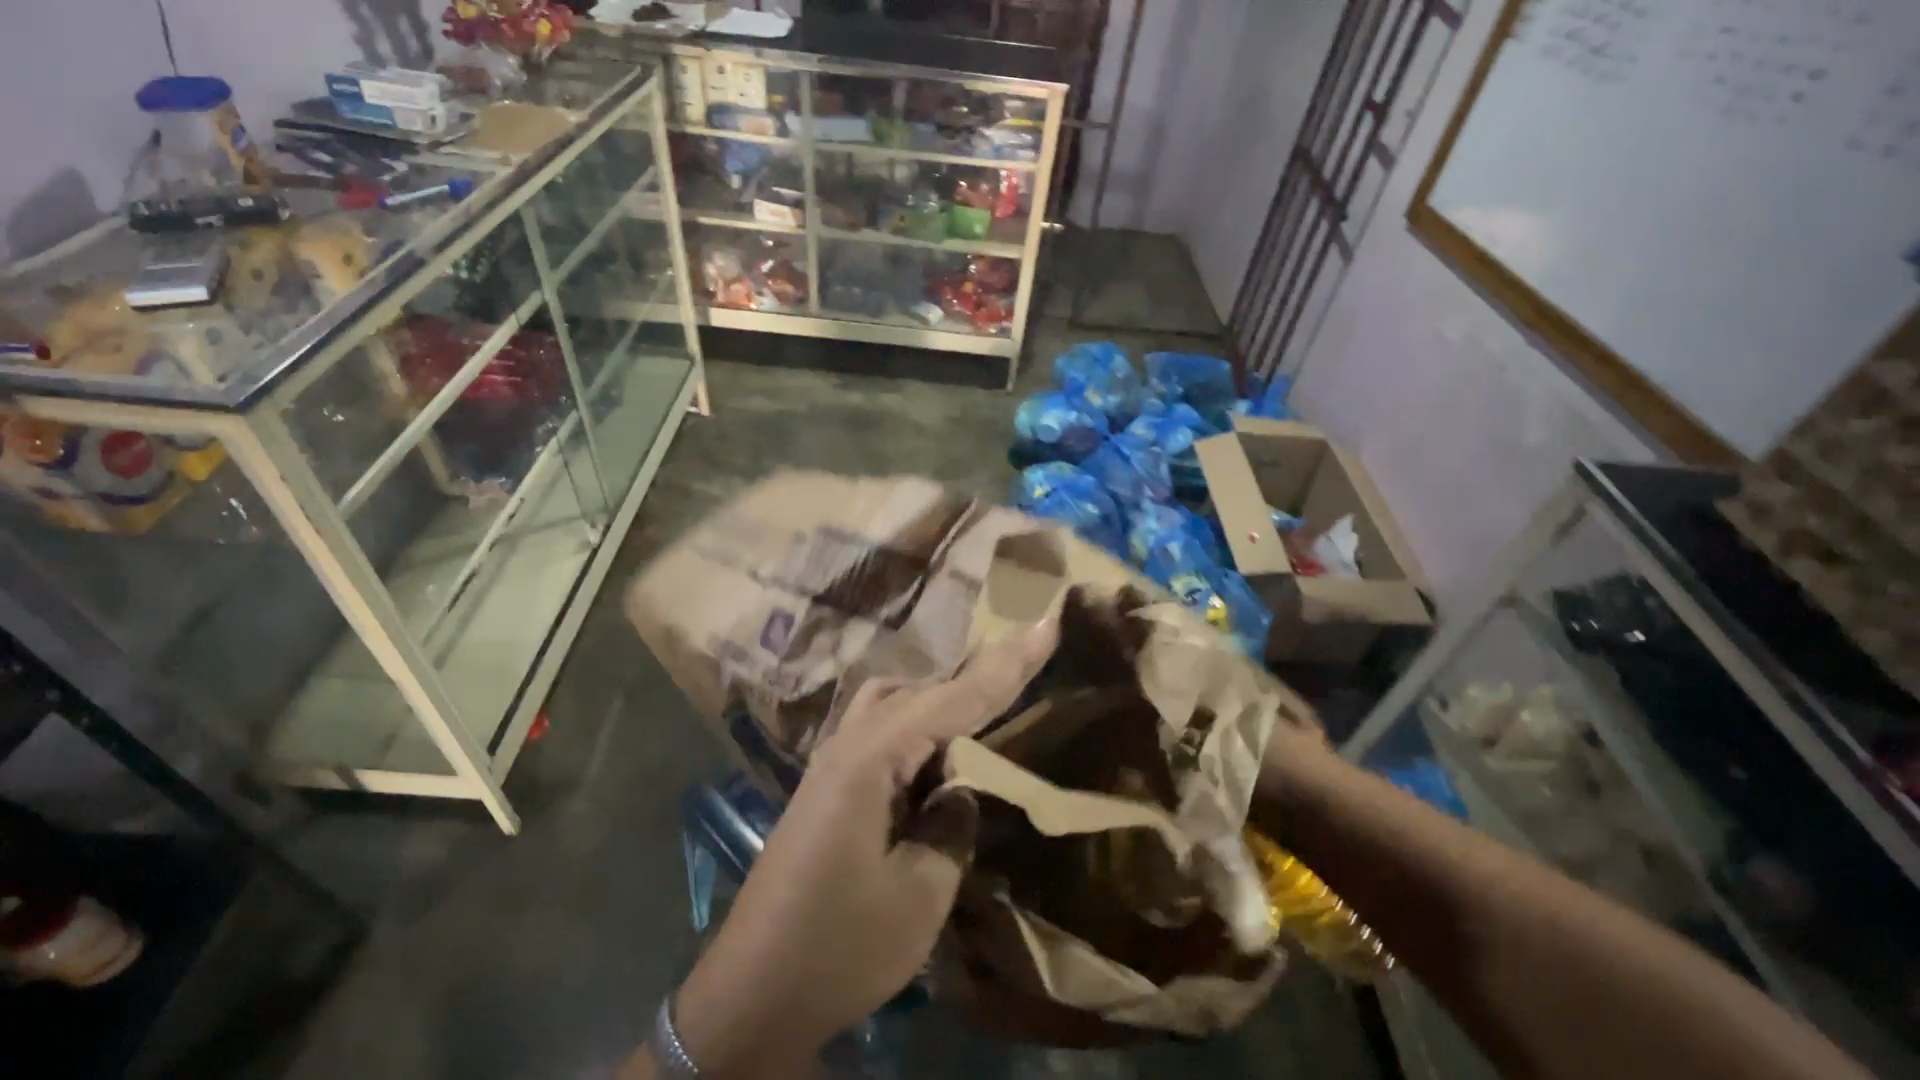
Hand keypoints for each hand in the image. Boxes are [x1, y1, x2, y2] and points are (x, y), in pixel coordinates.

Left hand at [668, 619, 1058, 1076]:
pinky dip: (915, 742)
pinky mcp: (824, 801)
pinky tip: (938, 768)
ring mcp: (828, 775)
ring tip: (986, 723)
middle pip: (917, 693)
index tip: (1047, 622)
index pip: (953, 700)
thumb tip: (960, 793)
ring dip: (939, 710)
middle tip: (1025, 675)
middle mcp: (844, 751)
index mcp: (868, 761)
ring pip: (891, 713)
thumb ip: (952, 826)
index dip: (1007, 665)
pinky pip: (878, 745)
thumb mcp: (920, 892)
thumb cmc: (840, 945)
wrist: (753, 997)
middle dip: (971, 683)